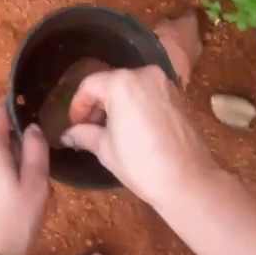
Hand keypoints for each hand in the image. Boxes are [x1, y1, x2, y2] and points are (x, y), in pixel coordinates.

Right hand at [61, 66, 218, 209]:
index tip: (74, 125)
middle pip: (111, 83)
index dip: (78, 105)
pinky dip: (136, 104)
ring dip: (117, 104)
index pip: (90, 85)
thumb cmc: (140, 163)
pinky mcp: (177, 95)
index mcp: (122, 82)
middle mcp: (144, 74)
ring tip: (110, 131)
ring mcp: (164, 83)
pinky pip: (147, 93)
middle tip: (89, 129)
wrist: (187, 180)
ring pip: (130, 87)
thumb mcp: (105, 149)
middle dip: (97, 104)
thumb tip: (68, 134)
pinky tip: (132, 128)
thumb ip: (84, 134)